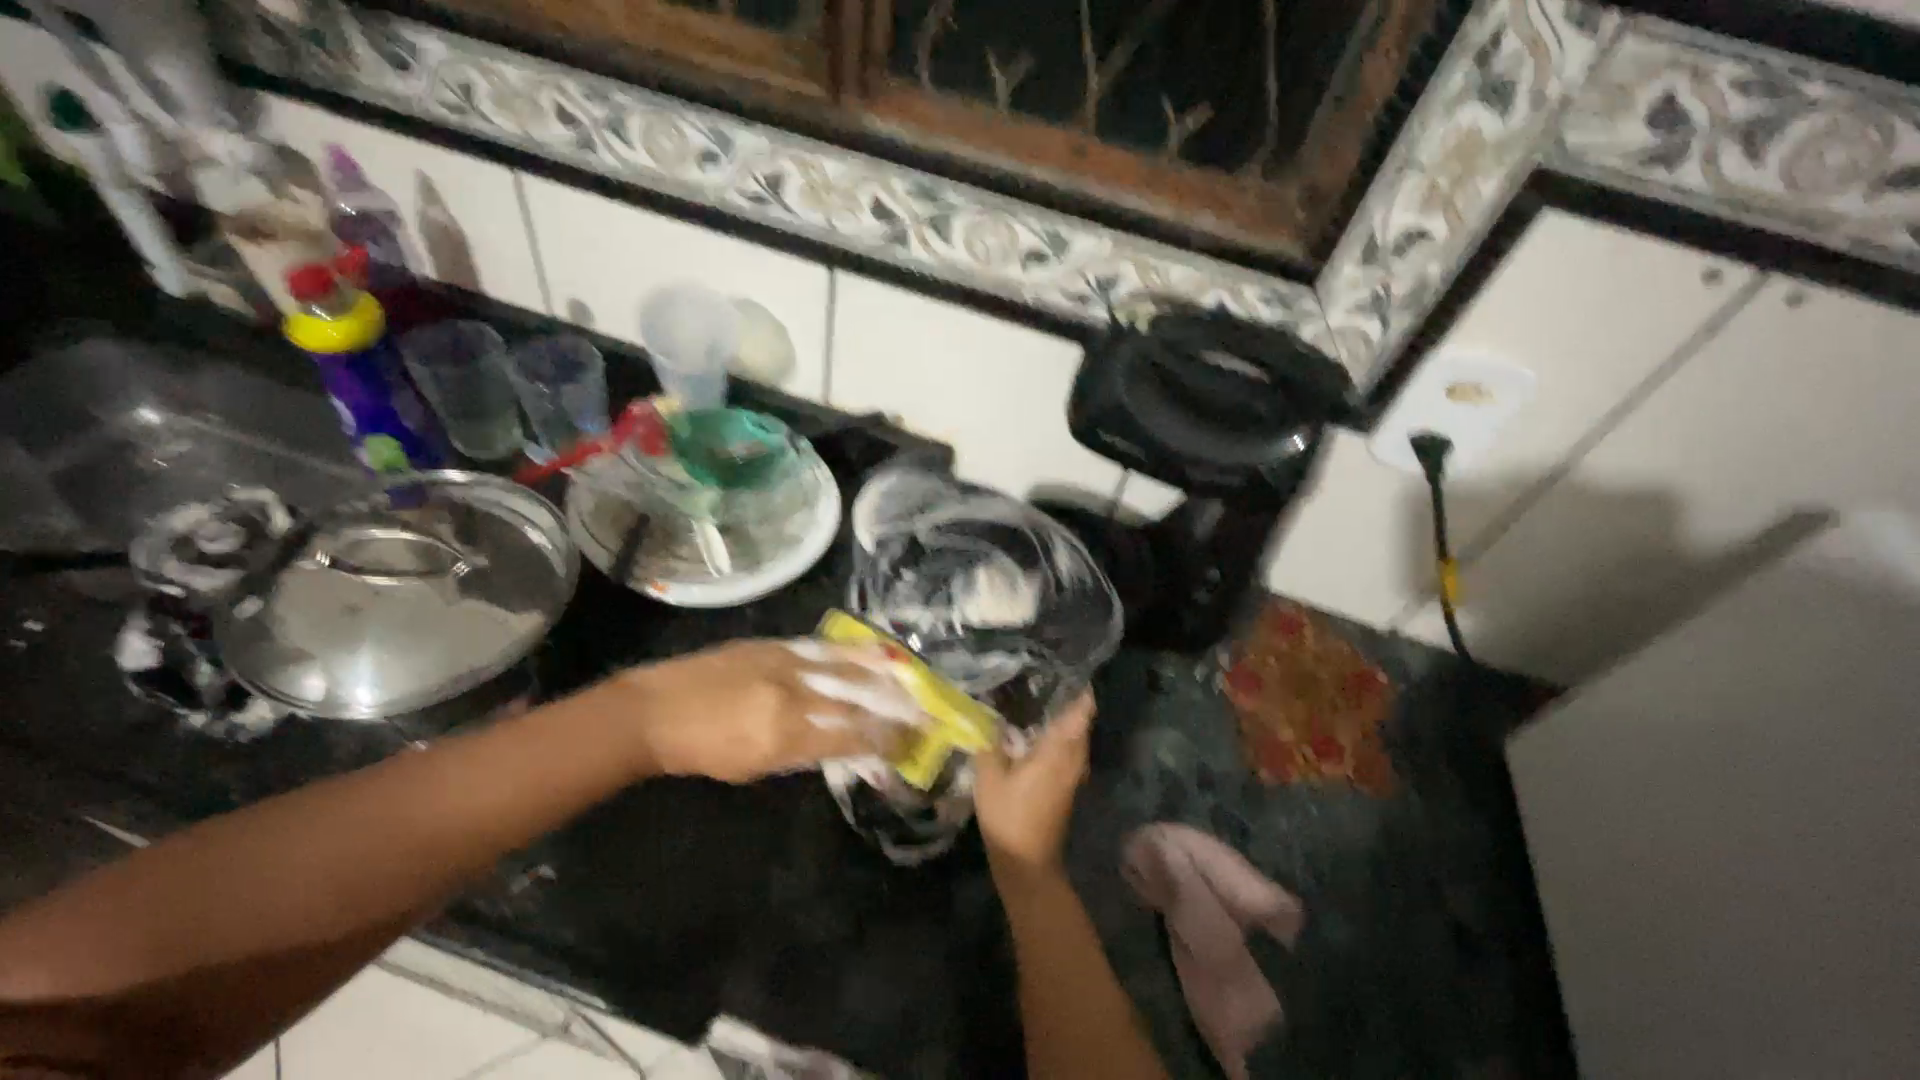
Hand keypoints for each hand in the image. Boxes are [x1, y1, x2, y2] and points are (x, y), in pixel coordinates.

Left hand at [620, 639, 928, 782]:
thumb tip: (844, 745)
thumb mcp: (755, 768)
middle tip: (925, 712)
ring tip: (913, 677)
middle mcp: (792, 694)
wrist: (655, 710)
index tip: (912, 744)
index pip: (851, 735)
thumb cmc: (702, 752)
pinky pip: (822, 647)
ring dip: (884, 673)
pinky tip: (872, 652)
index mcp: (786, 733)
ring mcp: (783, 664)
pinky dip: (851, 651)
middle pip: (857, 700)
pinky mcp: (773, 645)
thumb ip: (803, 754)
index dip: (887, 740)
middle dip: (896, 707)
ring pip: (845, 666)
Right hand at [974, 691, 1094, 875]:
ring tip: (1034, 700)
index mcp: (1059, 751)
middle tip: (1042, 678)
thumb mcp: (989, 776)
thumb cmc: (1008, 816)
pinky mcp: (1067, 787)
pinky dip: (1057, 738)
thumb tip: (990, 716)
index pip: (1082, 710)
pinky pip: (1068, 752)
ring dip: (1062, 720)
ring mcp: (1073, 775)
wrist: (1026, 862)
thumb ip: (990, 742)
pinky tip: (1031, 733)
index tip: (1066, 667)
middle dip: (1067, 700)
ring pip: (1075, 738)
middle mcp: (1074, 759)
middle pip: (1080, 722)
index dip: (1080, 687)